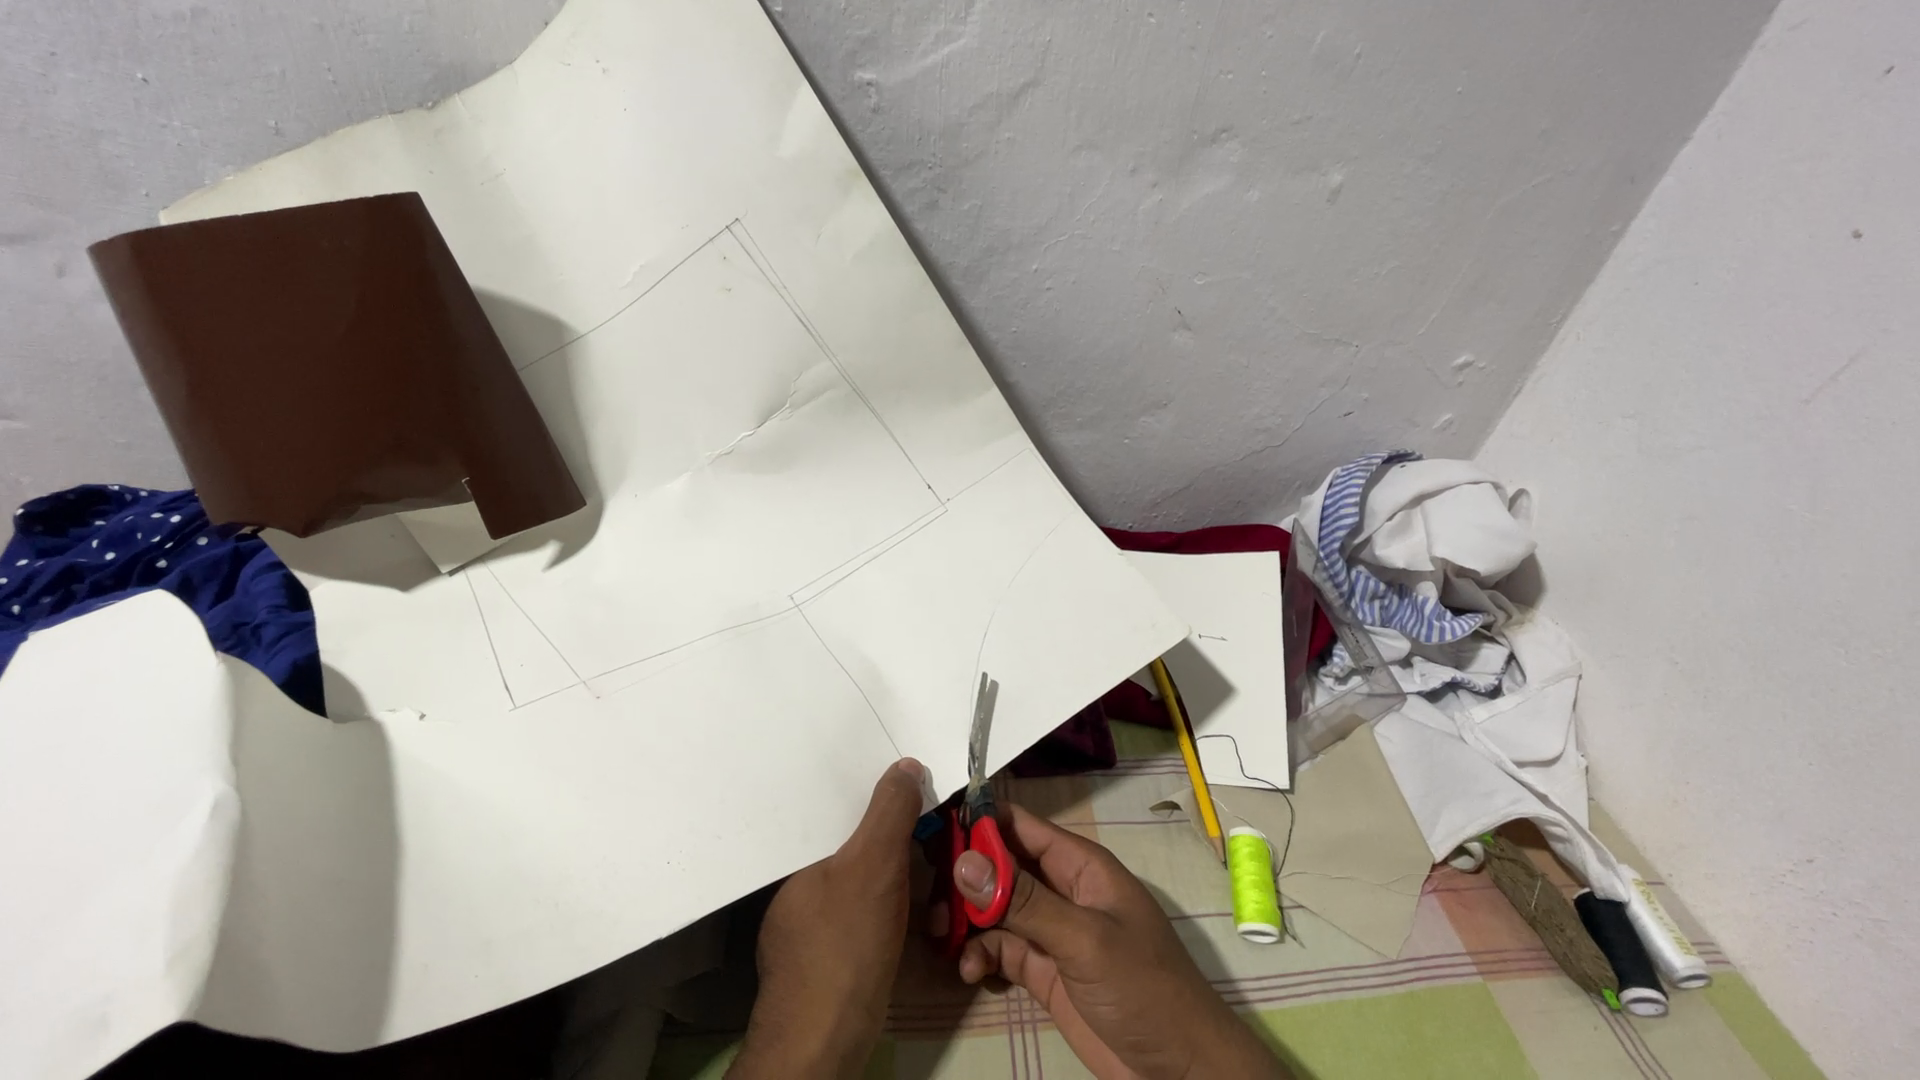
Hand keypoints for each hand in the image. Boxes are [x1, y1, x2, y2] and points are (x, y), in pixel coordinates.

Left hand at [727, 759, 925, 1078]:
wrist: (826, 1041)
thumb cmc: (845, 944)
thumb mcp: (873, 866)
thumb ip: (889, 814)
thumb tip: (905, 765)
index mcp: (797, 857)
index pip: (838, 811)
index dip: (878, 799)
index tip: (917, 787)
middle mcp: (797, 887)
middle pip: (854, 847)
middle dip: (896, 839)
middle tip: (939, 825)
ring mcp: (811, 927)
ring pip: (865, 885)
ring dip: (902, 878)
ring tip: (939, 867)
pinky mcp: (831, 959)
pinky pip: (867, 918)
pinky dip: (894, 912)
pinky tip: (920, 914)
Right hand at [954, 805, 1287, 1079]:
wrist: (1178, 1069)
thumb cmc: (1143, 988)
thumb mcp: (1084, 938)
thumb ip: (1024, 900)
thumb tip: (964, 860)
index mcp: (1079, 866)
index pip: (1019, 826)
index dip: (977, 822)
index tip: (930, 829)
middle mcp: (1060, 890)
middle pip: (999, 866)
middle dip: (963, 877)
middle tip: (927, 895)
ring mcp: (1050, 931)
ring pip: (993, 908)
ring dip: (964, 919)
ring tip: (940, 936)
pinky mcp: (1041, 971)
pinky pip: (998, 949)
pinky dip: (979, 955)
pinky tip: (970, 971)